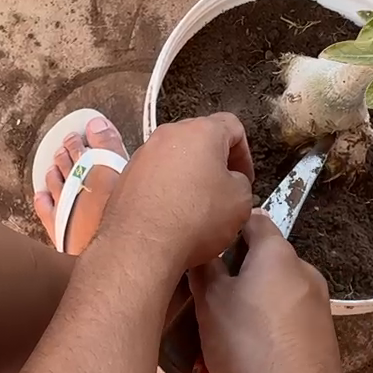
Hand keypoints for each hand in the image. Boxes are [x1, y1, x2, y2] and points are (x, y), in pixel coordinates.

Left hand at [101, 113, 254, 270]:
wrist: (141, 245)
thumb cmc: (193, 220)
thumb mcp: (240, 201)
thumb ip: (242, 182)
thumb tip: (232, 182)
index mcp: (202, 131)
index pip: (233, 126)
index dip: (244, 153)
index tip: (244, 177)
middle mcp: (170, 134)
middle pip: (201, 139)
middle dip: (215, 162)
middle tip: (224, 190)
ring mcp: (144, 153)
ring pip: (176, 157)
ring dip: (190, 176)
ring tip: (197, 207)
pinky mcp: (128, 175)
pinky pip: (155, 175)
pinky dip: (167, 189)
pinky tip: (173, 215)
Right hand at [191, 210, 348, 372]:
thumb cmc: (250, 347)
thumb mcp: (210, 303)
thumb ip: (203, 269)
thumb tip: (203, 250)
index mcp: (277, 253)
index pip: (250, 220)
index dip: (222, 229)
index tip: (198, 249)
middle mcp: (301, 272)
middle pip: (252, 270)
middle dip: (220, 296)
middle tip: (194, 322)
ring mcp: (313, 306)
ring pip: (259, 307)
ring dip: (230, 329)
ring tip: (203, 370)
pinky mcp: (317, 338)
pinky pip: (275, 330)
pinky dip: (252, 346)